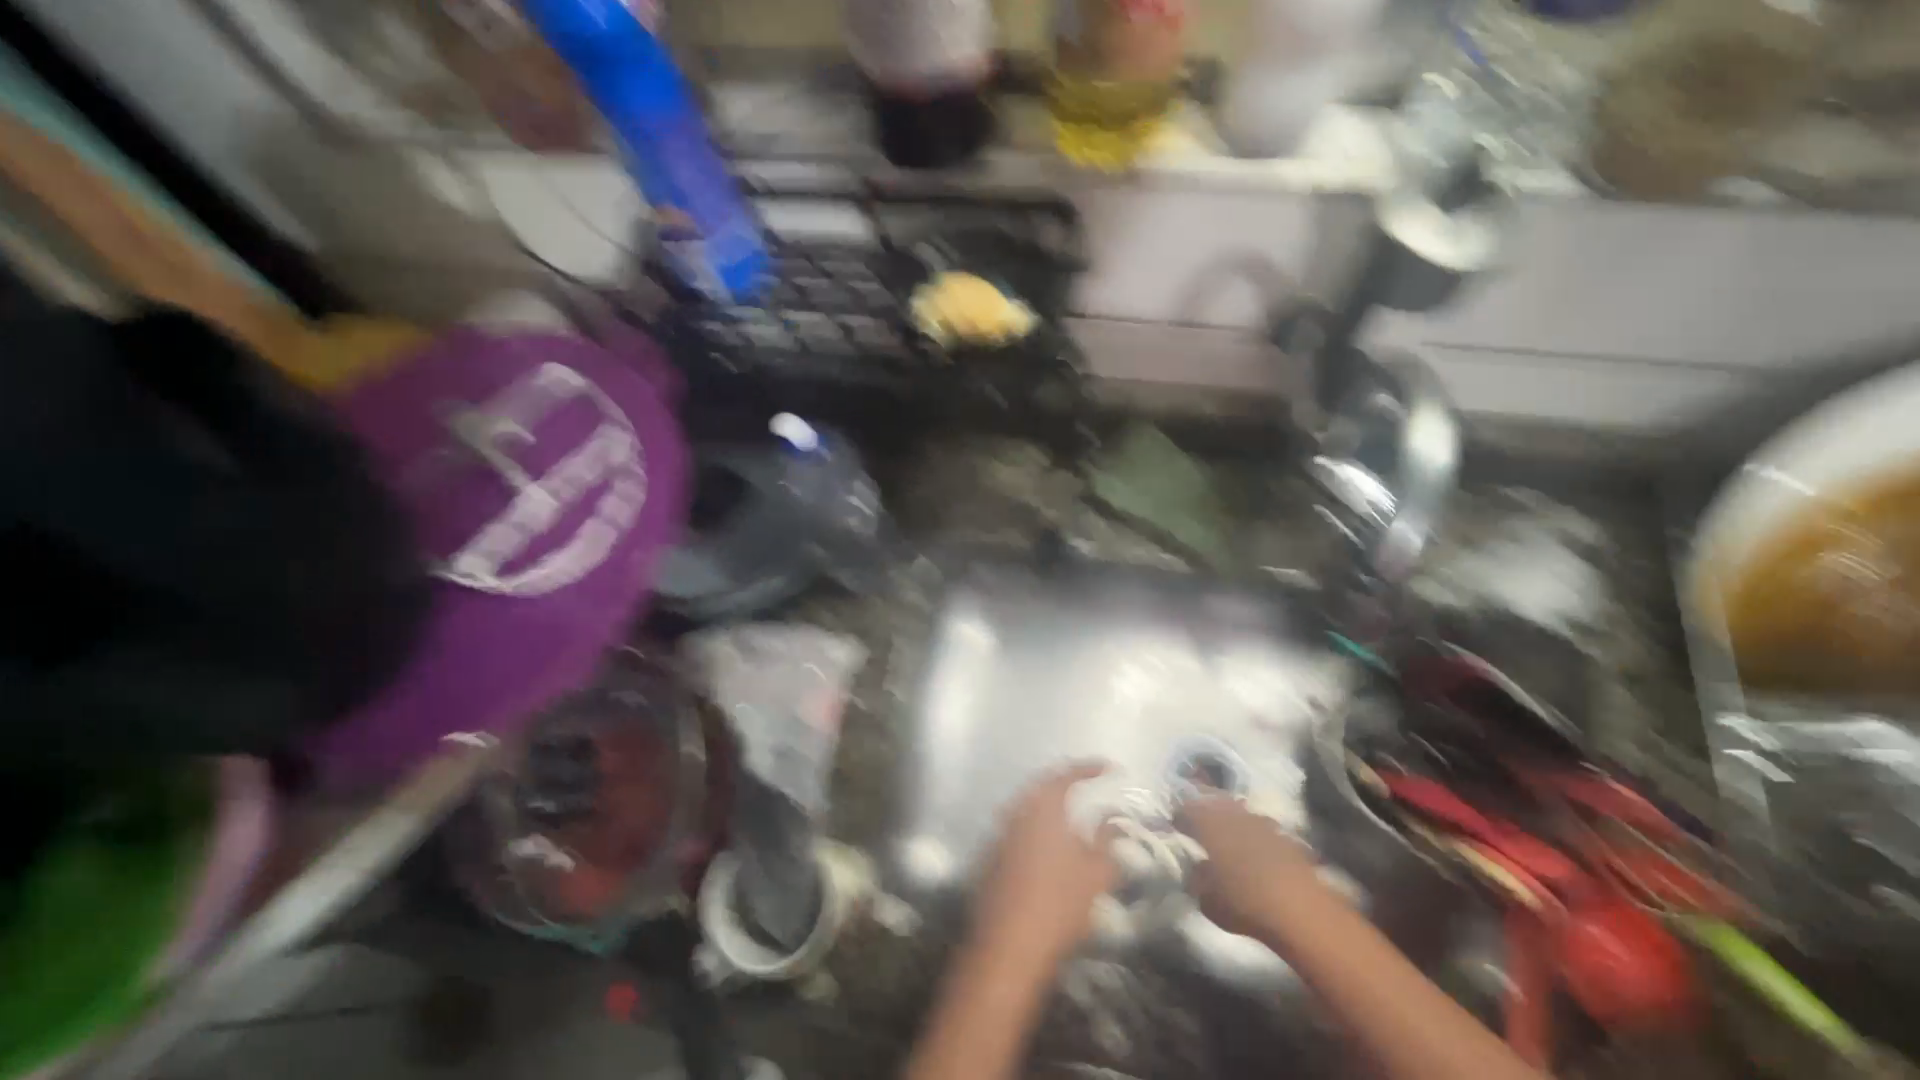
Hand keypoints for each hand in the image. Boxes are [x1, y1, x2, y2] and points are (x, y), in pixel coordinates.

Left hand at [970, 762, 1118, 968]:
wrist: (1007, 945)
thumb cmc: (1059, 904)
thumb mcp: (1096, 873)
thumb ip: (1107, 840)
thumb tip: (1112, 819)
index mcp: (1044, 807)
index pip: (1068, 774)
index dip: (1091, 768)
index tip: (1112, 769)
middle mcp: (1016, 811)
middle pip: (1043, 786)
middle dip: (1067, 784)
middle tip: (1088, 786)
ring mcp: (997, 833)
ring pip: (1027, 809)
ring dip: (1050, 809)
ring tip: (1072, 818)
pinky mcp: (988, 856)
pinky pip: (1016, 830)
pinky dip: (1035, 831)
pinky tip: (1049, 849)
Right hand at [1179, 794, 1319, 940]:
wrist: (1301, 911)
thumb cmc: (1244, 904)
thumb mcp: (1206, 899)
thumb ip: (1196, 878)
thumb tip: (1196, 867)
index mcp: (1211, 826)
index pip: (1188, 809)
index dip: (1179, 815)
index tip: (1173, 824)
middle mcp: (1236, 817)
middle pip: (1216, 803)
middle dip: (1204, 810)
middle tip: (1197, 822)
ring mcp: (1264, 825)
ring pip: (1241, 812)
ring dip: (1231, 819)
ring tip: (1225, 834)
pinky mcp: (1287, 839)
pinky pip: (1263, 828)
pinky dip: (1254, 834)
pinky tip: (1253, 849)